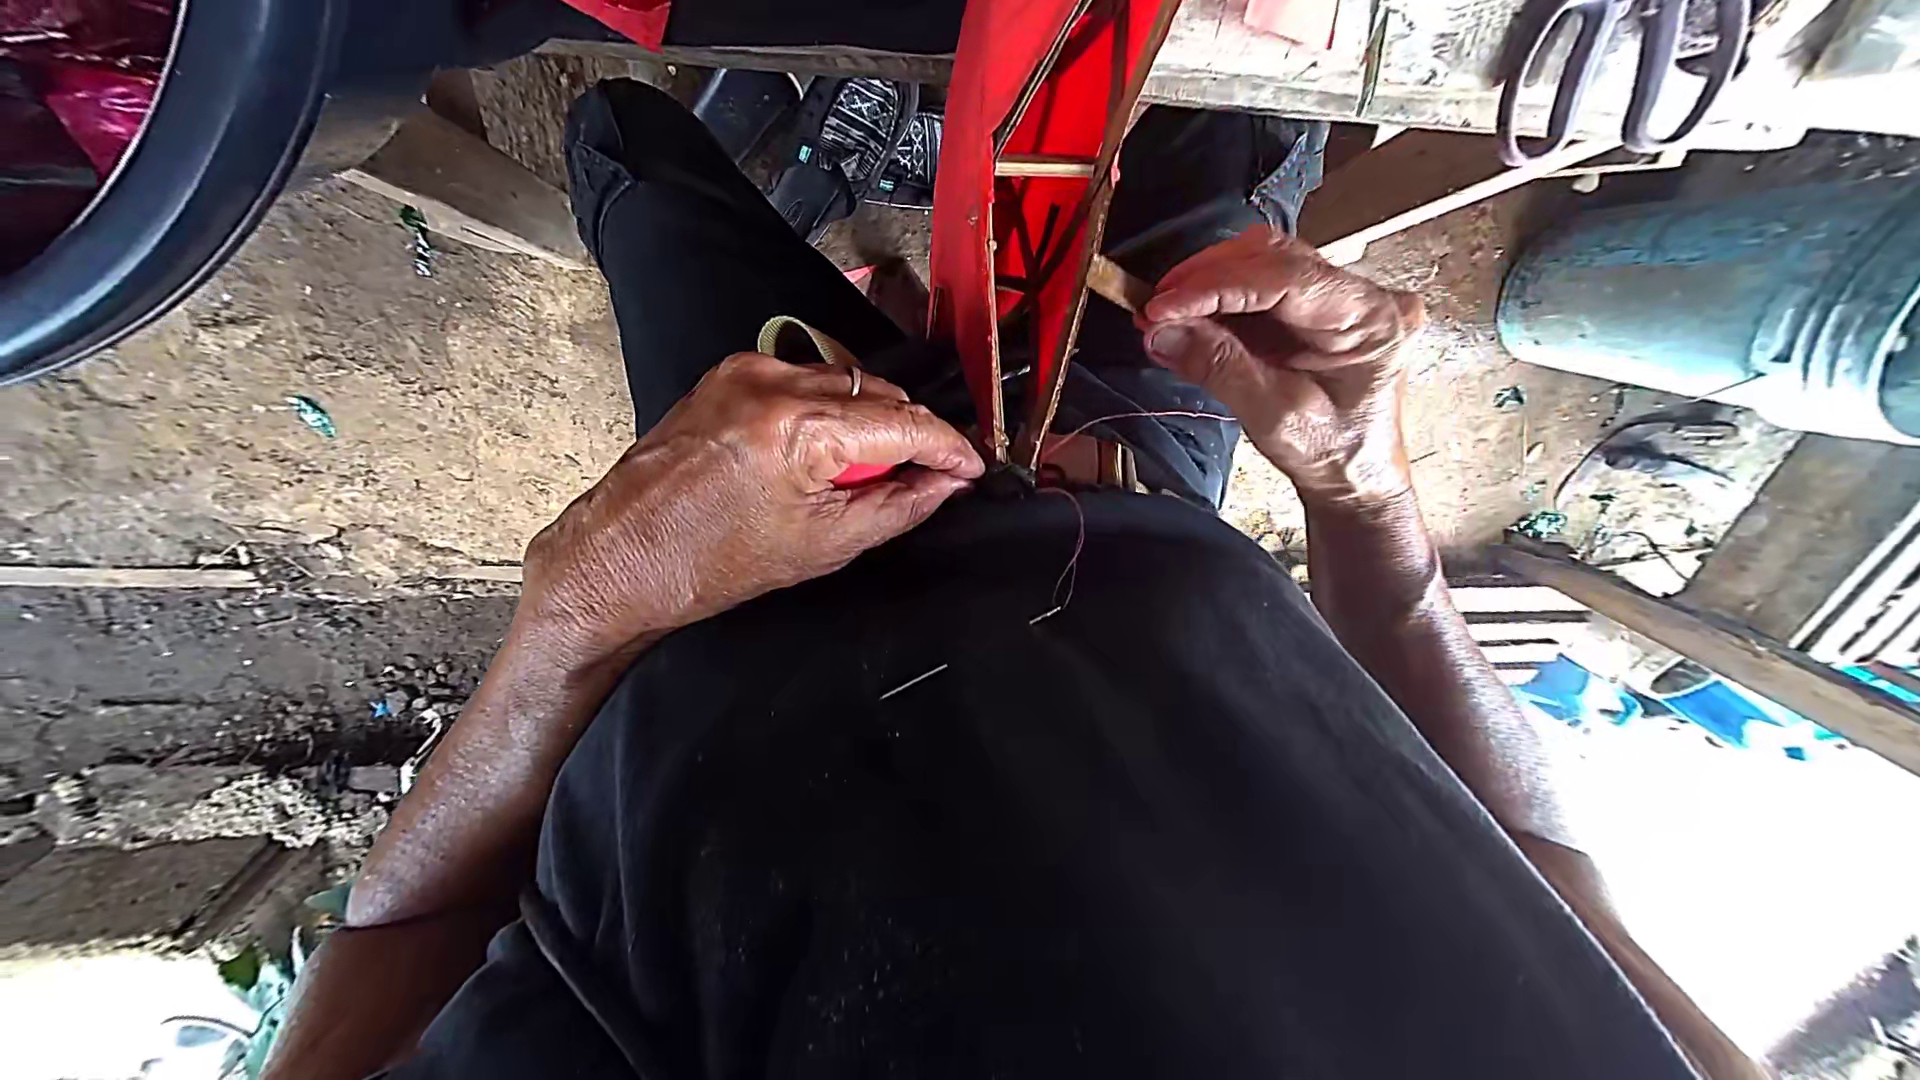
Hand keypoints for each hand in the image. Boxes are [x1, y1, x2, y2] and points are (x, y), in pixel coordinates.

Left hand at [514, 352, 983, 668]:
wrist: (623, 557)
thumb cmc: (713, 563)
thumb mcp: (827, 544)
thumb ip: (900, 505)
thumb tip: (945, 483)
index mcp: (799, 428)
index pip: (904, 422)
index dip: (948, 446)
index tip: (970, 465)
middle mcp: (773, 381)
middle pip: (879, 394)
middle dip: (911, 435)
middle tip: (925, 478)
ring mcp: (747, 370)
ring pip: (847, 383)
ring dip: (872, 423)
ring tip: (865, 473)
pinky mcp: (730, 372)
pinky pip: (809, 381)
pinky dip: (833, 412)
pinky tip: (826, 453)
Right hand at [1136, 226, 1423, 505]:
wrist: (1354, 475)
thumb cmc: (1328, 454)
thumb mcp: (1270, 415)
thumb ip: (1219, 368)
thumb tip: (1161, 332)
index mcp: (1368, 319)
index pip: (1283, 277)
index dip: (1214, 286)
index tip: (1160, 307)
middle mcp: (1361, 293)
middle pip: (1273, 257)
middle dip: (1205, 278)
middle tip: (1153, 309)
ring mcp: (1338, 297)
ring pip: (1263, 264)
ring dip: (1206, 285)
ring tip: (1162, 315)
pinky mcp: (1314, 308)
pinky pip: (1259, 287)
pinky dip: (1216, 300)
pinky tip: (1186, 319)